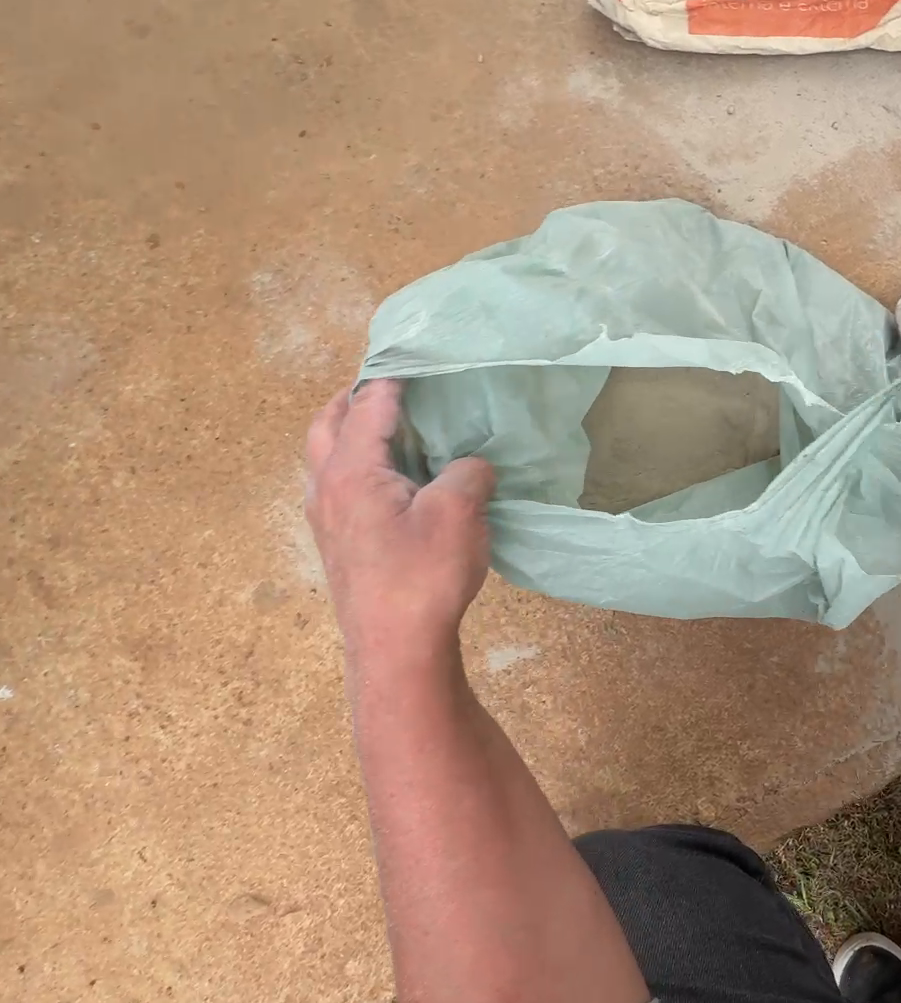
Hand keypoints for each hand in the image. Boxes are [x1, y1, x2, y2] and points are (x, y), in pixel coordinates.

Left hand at [304, 379, 495, 672]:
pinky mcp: (341, 543)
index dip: (390, 380)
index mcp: (352, 471)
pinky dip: (356, 463)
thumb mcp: (459, 511)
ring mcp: (328, 519)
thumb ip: (467, 472)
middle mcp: (328, 488)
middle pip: (326, 427)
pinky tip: (390, 480)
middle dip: (351, 400)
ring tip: (388, 427)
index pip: (368, 409)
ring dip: (348, 432)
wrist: (396, 644)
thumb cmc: (424, 572)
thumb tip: (471, 463)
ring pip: (326, 457)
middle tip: (386, 386)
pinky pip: (339, 485)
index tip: (413, 358)